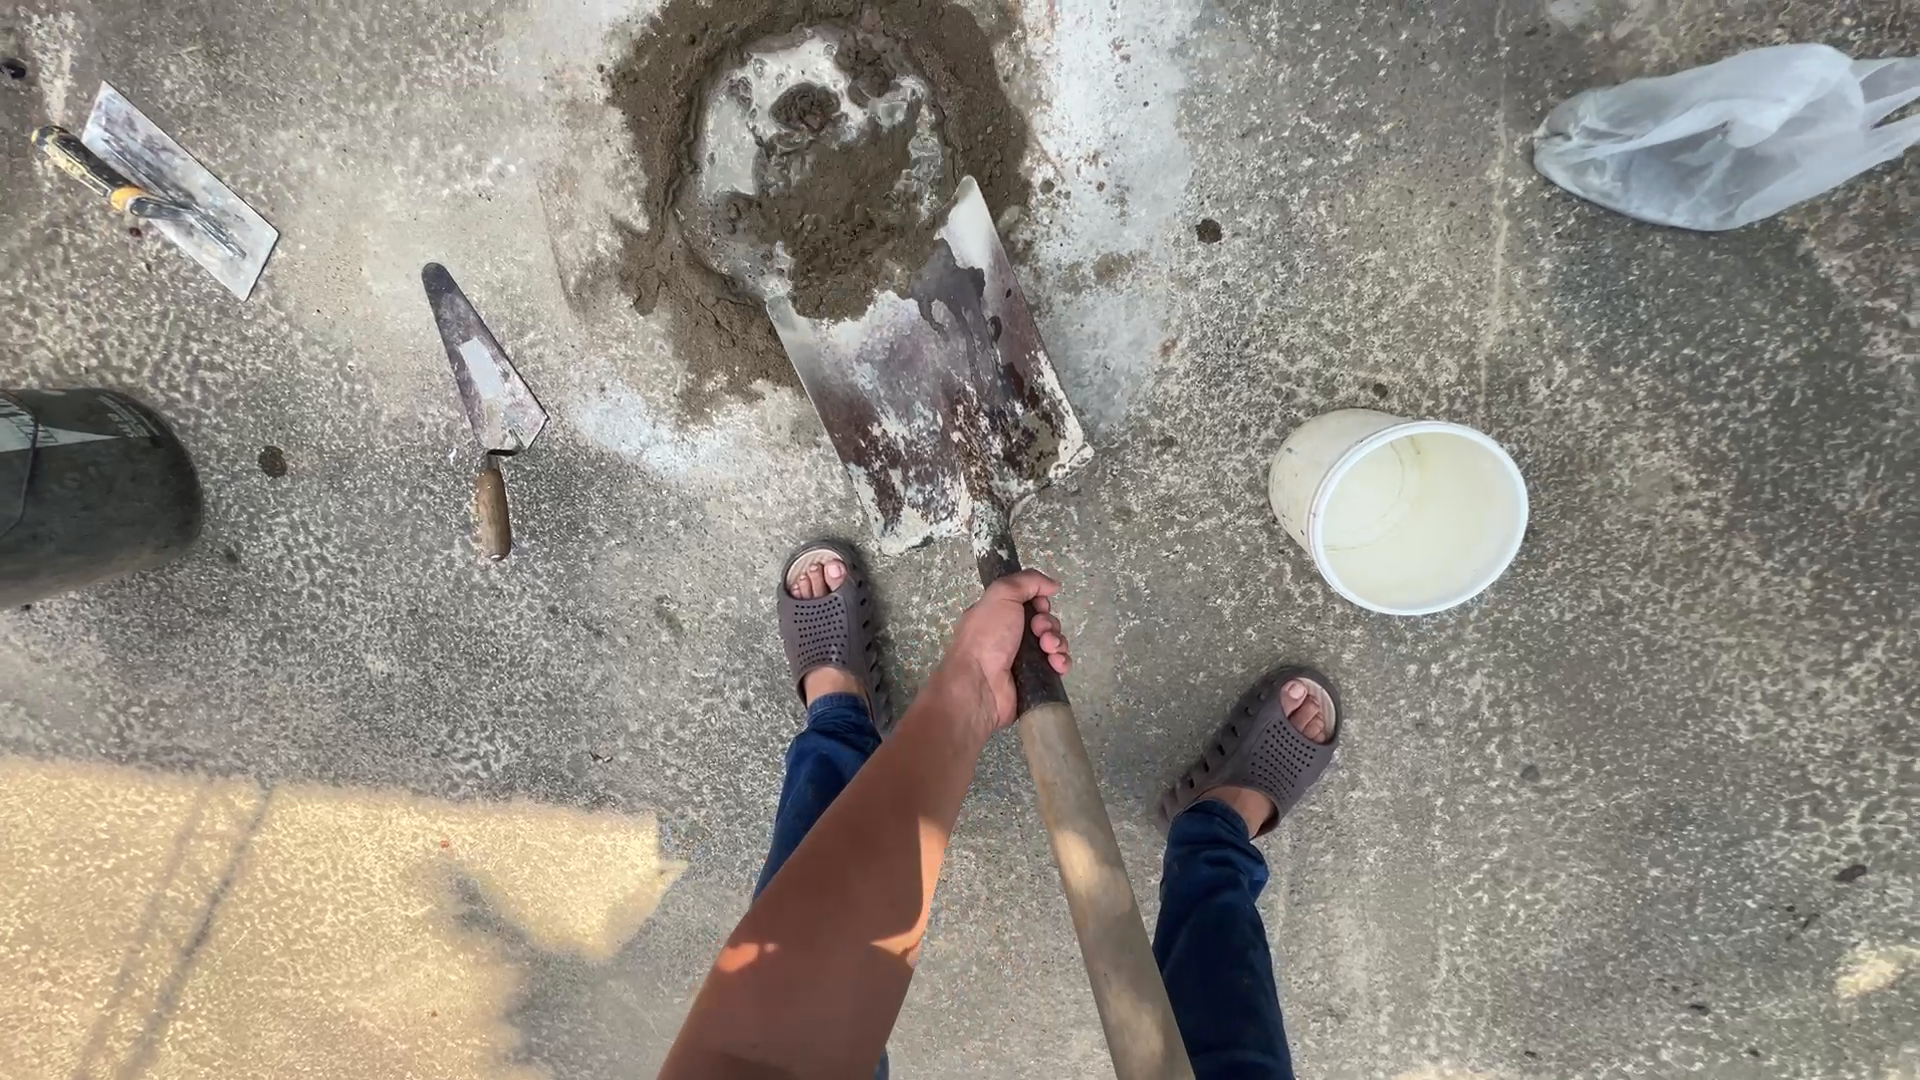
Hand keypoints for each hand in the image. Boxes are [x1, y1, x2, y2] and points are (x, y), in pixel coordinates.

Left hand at [934, 570, 1071, 733]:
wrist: (980, 684)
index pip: (1030, 602)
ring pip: (1054, 643)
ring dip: (1057, 642)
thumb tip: (1052, 585)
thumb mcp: (1001, 595)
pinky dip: (1061, 662)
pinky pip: (1058, 665)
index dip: (1040, 602)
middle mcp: (1010, 635)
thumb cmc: (986, 637)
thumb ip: (1027, 581)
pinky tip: (1055, 664)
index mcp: (999, 614)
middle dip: (1048, 624)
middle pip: (1045, 622)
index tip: (1039, 607)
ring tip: (1048, 649)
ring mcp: (1023, 659)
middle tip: (1038, 632)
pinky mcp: (1035, 679)